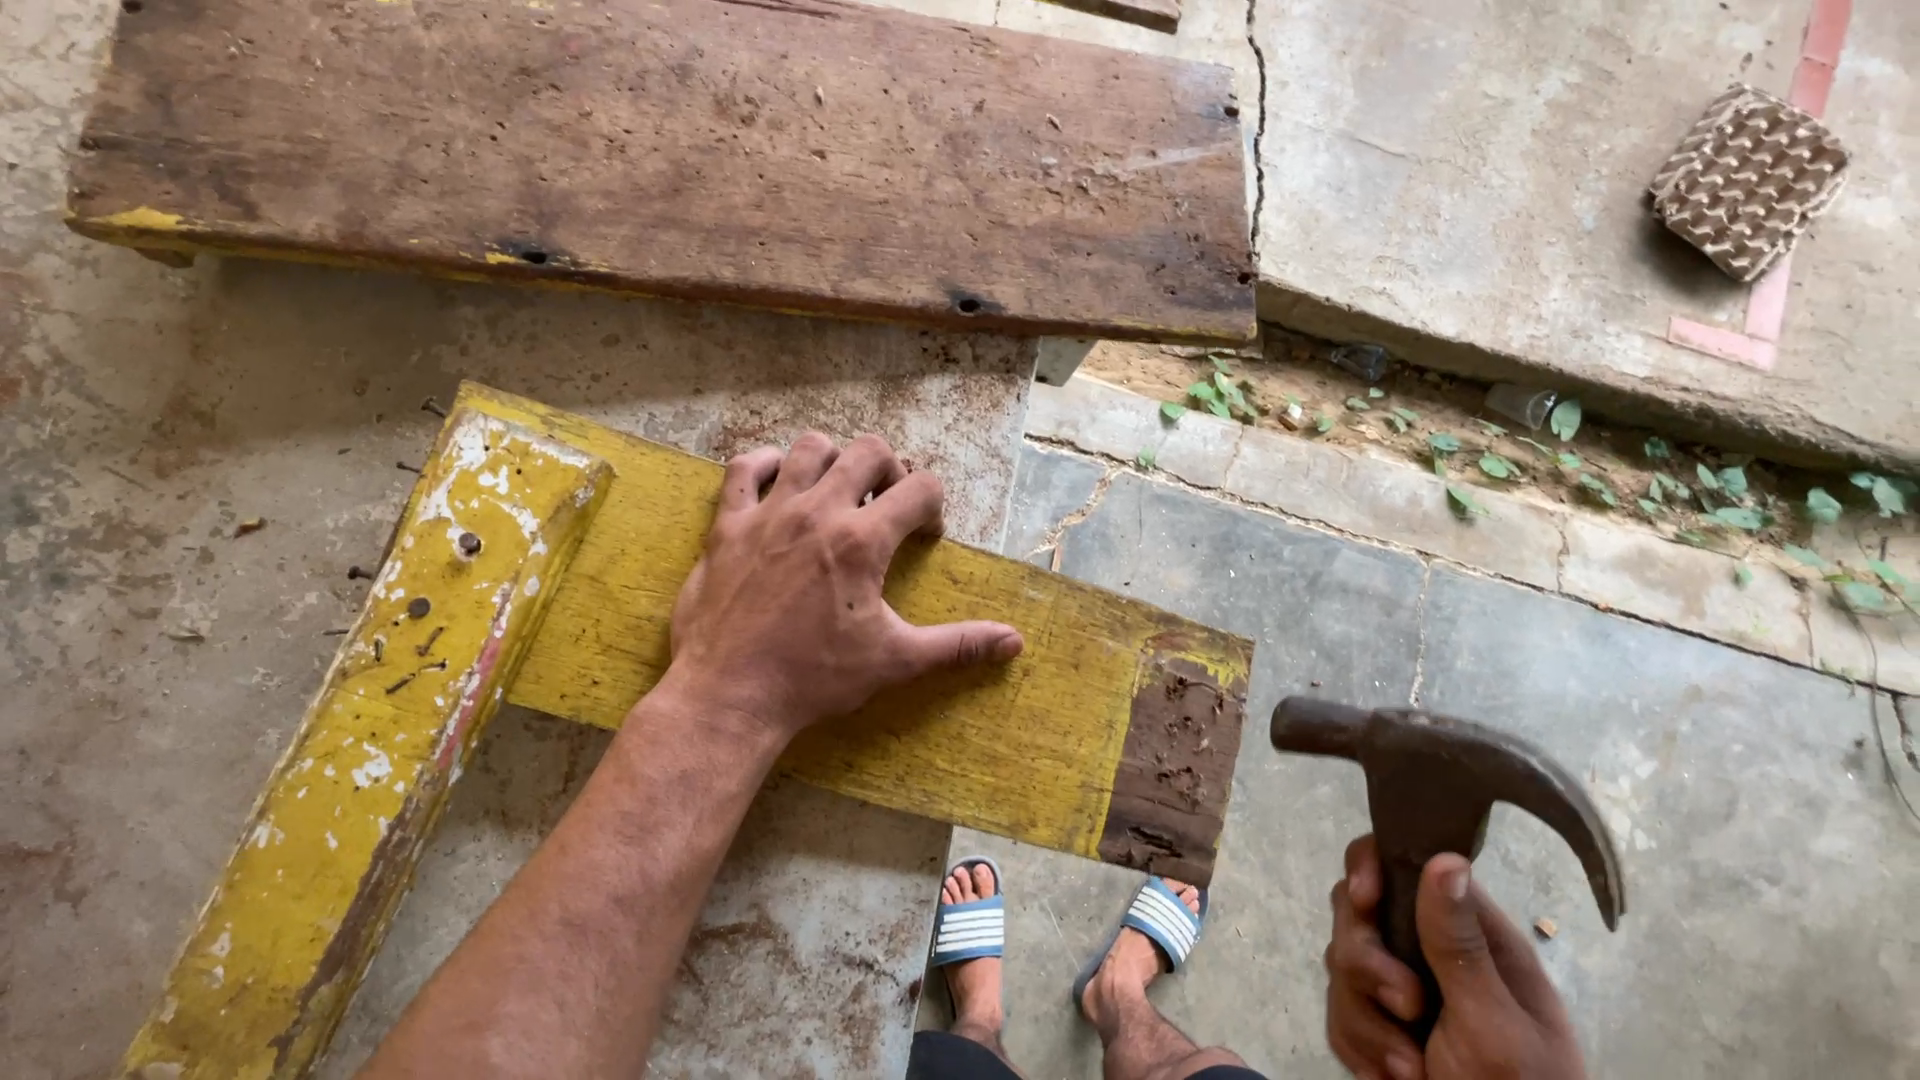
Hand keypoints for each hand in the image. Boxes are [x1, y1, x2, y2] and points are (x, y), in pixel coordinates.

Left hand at [663, 433, 1023, 739]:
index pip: (920, 488)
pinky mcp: (728, 525)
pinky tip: (780, 483)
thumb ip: (957, 645)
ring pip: (810, 447)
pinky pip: (744, 467)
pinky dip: (767, 464)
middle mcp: (818, 511)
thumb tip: (1015, 643)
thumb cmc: (814, 679)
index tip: (924, 537)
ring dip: (834, 460)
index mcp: (862, 541)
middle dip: (891, 470)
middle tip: (888, 506)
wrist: (729, 695)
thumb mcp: (895, 661)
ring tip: (838, 491)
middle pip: (869, 451)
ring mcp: (769, 512)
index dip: (933, 507)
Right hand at [1325, 836, 1585, 1079]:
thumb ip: (1460, 946)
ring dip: (1366, 1023)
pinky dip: (1357, 1049)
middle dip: (1366, 966)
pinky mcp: (1374, 1023)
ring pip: (1339, 967)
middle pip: (1355, 914)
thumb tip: (1446, 858)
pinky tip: (1392, 1078)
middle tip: (1406, 1009)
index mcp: (1471, 933)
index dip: (1368, 866)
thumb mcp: (1494, 1024)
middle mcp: (1429, 948)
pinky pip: (1334, 1012)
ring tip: (1411, 1070)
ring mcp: (1397, 985)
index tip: (1364, 899)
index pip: (1401, 862)